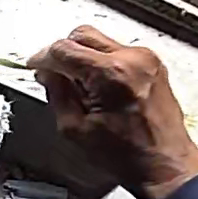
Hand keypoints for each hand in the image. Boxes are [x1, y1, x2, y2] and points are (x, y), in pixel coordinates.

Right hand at [27, 26, 197, 198]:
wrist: (163, 163)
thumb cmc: (125, 155)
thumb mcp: (75, 130)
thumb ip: (57, 96)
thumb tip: (48, 74)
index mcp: (110, 74)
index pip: (65, 50)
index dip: (43, 57)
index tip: (34, 65)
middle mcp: (131, 58)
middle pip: (83, 35)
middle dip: (62, 52)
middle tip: (51, 73)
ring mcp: (145, 58)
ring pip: (100, 41)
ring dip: (82, 58)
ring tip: (75, 87)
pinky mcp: (152, 64)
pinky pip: (117, 52)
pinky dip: (100, 63)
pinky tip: (95, 87)